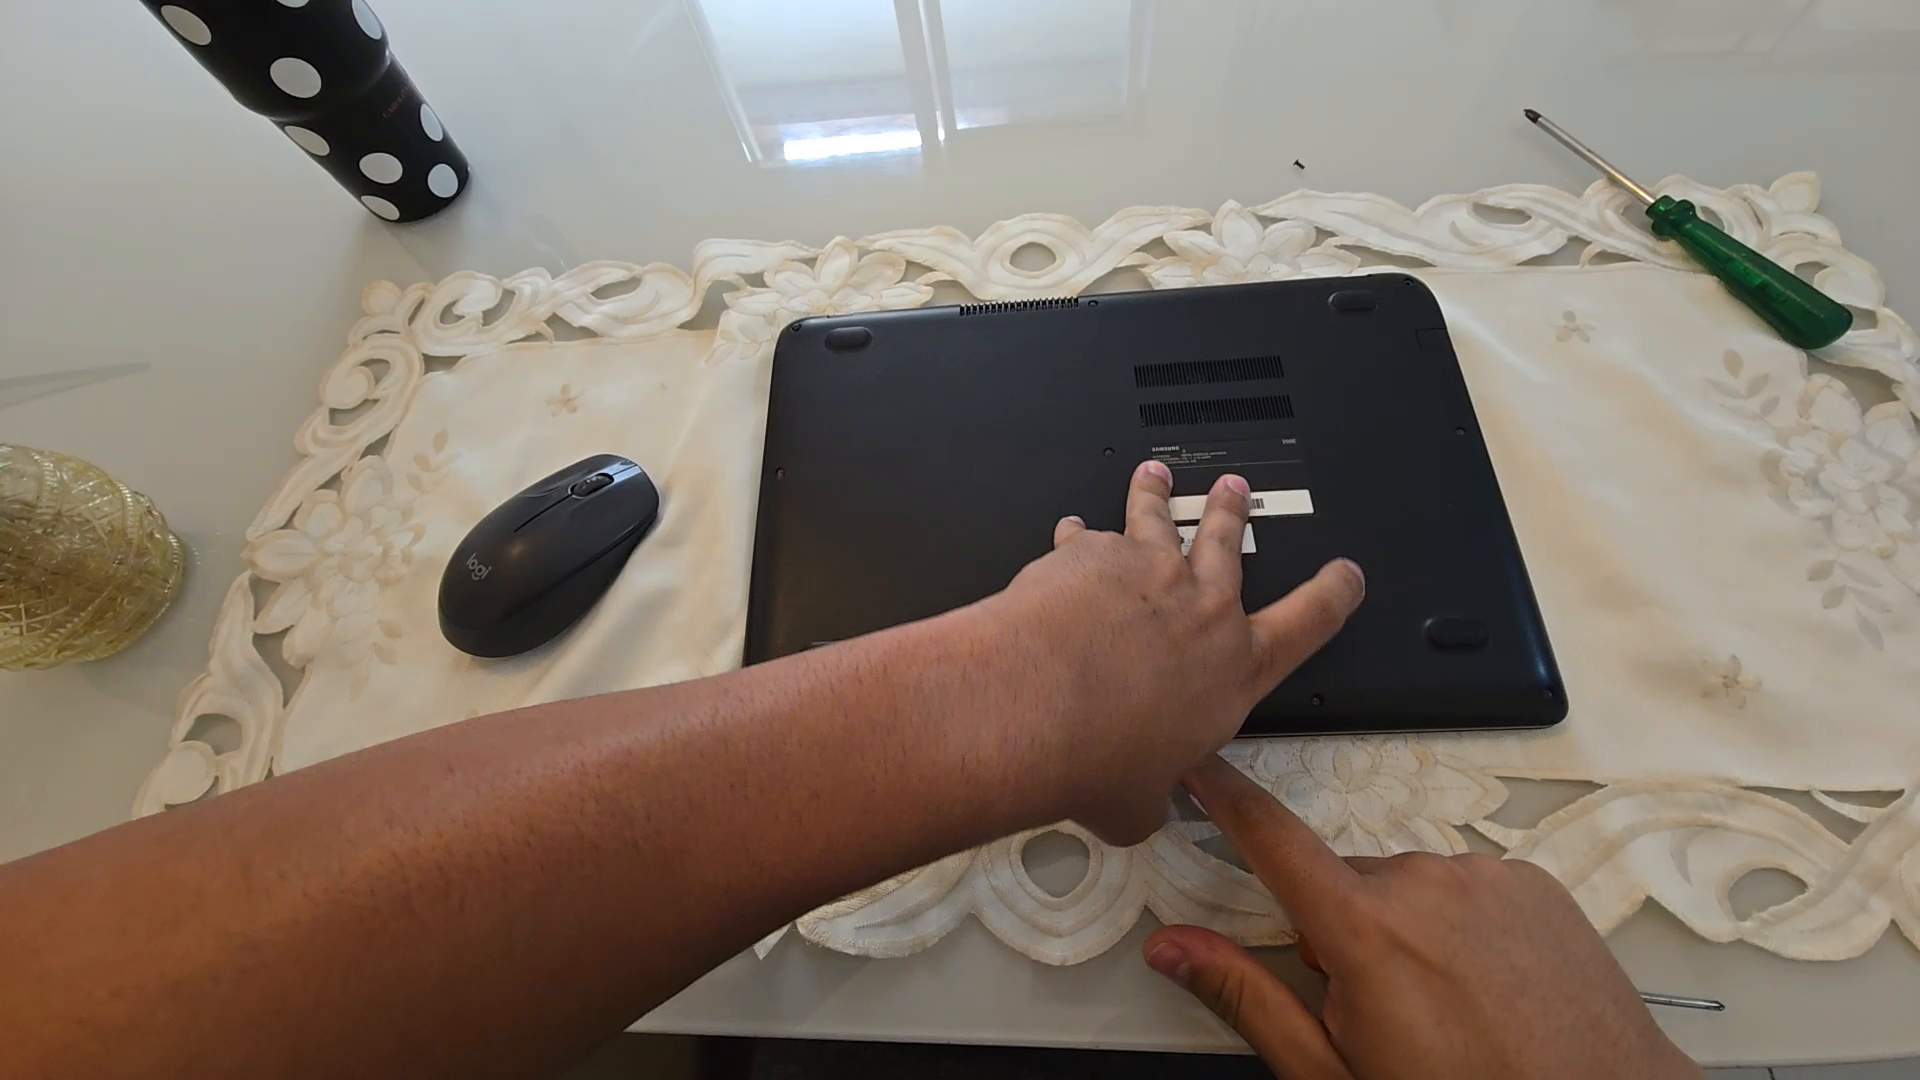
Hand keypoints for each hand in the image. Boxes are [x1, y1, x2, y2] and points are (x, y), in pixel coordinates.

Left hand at [982, 459, 1364, 845]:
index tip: (1345, 573)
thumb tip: (1141, 807)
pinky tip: (1071, 528)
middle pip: (1227, 542)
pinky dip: (1080, 532)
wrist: (1036, 705)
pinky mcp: (1091, 553)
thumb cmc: (1095, 760)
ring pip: (1159, 516)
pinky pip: (1088, 534)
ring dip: (1157, 493)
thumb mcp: (1138, 802)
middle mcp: (1197, 605)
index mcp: (1233, 667)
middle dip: (1233, 512)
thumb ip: (1152, 797)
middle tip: (1234, 489)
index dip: (1333, 594)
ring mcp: (1145, 569)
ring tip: (1156, 474)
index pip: (1308, 623)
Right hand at [1143, 757, 1701, 1079]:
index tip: (1194, 759)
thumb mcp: (1336, 1077)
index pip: (1267, 832)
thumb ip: (1244, 998)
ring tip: (1448, 1002)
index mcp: (1363, 929)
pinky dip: (1454, 920)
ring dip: (1400, 925)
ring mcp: (1481, 875)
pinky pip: (1458, 883)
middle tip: (1381, 1006)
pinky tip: (1491, 982)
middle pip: (1339, 880)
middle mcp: (1419, 880)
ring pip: (1400, 883)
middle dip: (1340, 927)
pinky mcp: (1529, 880)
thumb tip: (1165, 946)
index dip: (1221, 789)